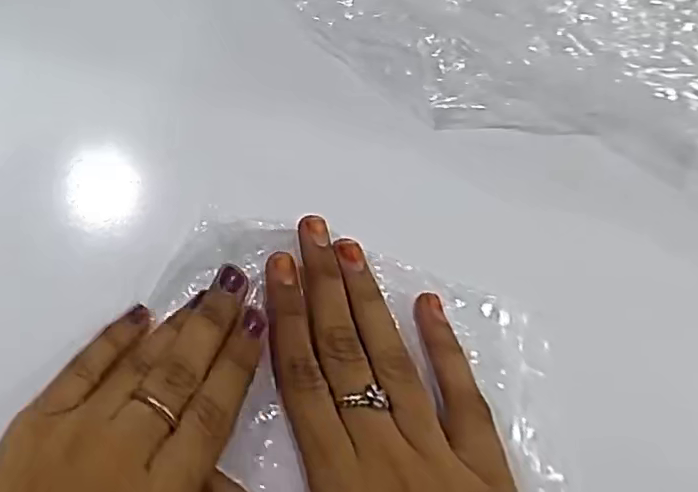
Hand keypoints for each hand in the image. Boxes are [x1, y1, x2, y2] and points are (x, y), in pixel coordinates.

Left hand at [0, 265, 267, 491]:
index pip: (208, 416)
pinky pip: (83, 366)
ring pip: (136, 365)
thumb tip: (234, 477)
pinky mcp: (41, 415)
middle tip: (232, 283)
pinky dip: (112, 338)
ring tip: (199, 293)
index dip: (235, 367)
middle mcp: (124, 449)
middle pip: (176, 377)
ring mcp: (79, 425)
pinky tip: (137, 314)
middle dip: (209, 327)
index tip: (254, 324)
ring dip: (172, 326)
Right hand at [265, 216, 516, 491]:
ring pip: (393, 363)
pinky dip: (446, 351)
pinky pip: (467, 403)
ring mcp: (441, 459)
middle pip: (342, 352)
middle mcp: (385, 454)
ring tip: (351, 248)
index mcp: (339, 477)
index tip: (274, 264)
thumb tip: (205, 469)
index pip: (302, 376)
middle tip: (312, 230)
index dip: (284, 313)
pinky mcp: (491, 475)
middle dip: (322, 285)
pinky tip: (429, 305)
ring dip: (368, 300)